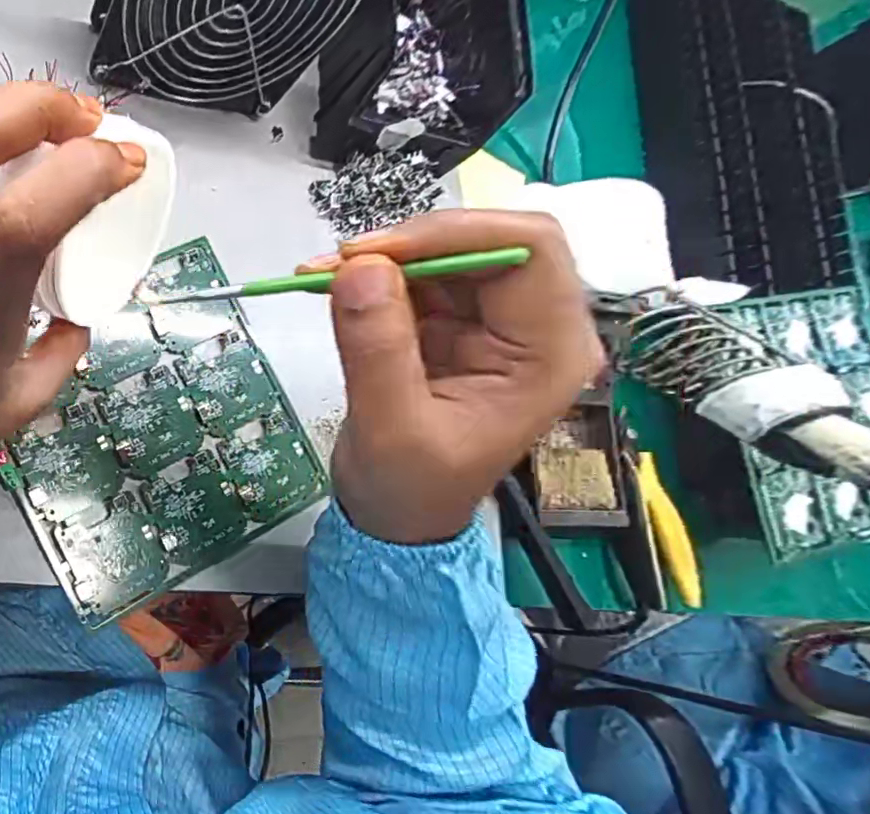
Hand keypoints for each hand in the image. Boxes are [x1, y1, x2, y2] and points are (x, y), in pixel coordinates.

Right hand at [308, 210, 603, 543]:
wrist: (394, 521)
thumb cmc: (406, 489)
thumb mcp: (389, 426)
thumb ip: (375, 348)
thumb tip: (355, 270)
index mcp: (548, 352)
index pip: (526, 252)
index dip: (452, 235)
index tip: (371, 252)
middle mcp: (531, 329)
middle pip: (486, 248)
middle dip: (408, 248)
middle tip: (335, 264)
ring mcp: (490, 329)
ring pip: (446, 262)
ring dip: (383, 264)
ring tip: (322, 278)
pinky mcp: (450, 333)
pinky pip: (417, 288)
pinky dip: (373, 284)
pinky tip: (336, 291)